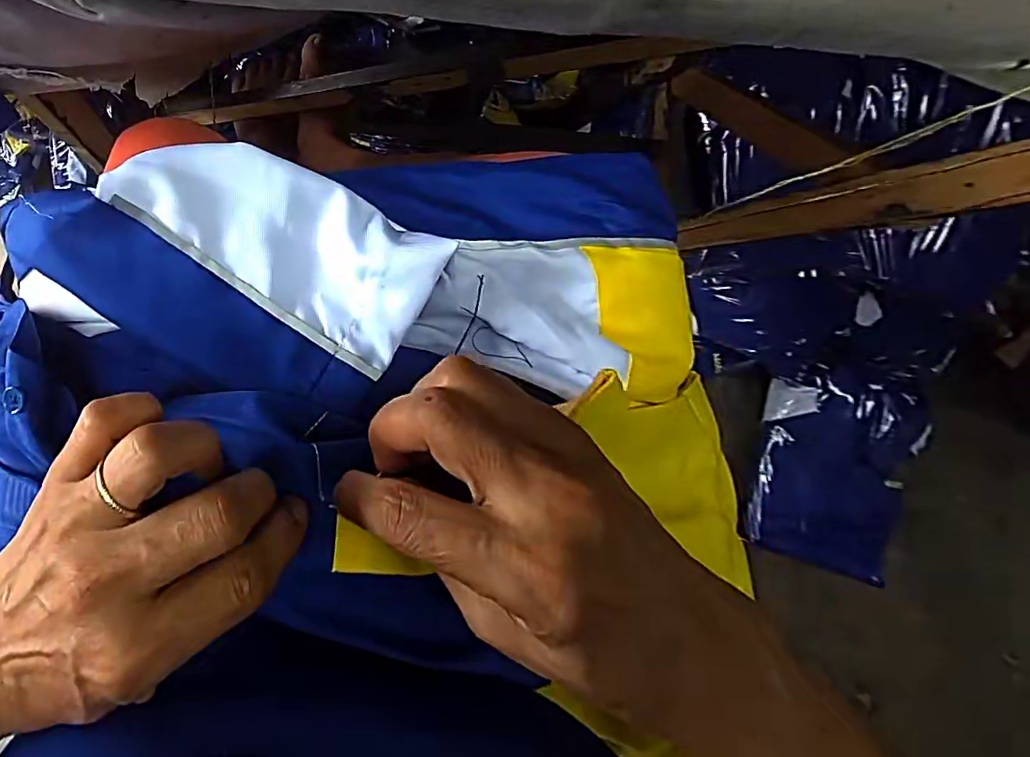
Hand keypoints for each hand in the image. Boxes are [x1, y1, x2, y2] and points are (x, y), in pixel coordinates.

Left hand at [0, 392, 308, 735]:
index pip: (240, 580)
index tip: (292, 515)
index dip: (283, 537)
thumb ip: (214, 607)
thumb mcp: (151, 672)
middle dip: (257, 493)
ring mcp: (73, 521)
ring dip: (203, 445)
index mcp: (135, 644)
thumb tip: (272, 530)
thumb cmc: (75, 670)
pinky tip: (156, 425)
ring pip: (156, 452)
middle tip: (257, 491)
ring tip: (209, 459)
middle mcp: (104, 579)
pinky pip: (101, 419)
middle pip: (214, 514)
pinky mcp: (53, 483)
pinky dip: (139, 408)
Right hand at [335, 357, 879, 756]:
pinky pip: (496, 386)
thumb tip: (392, 506)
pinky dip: (462, 401)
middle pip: (438, 412)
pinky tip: (464, 440)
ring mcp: (562, 445)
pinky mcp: (572, 426)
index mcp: (526, 564)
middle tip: (389, 463)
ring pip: (465, 377)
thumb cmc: (594, 651)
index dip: (362, 496)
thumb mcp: (503, 635)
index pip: (414, 509)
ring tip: (425, 446)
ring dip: (424, 402)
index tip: (345, 493)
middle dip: (389, 427)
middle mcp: (543, 488)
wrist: (684, 625)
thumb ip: (441, 562)